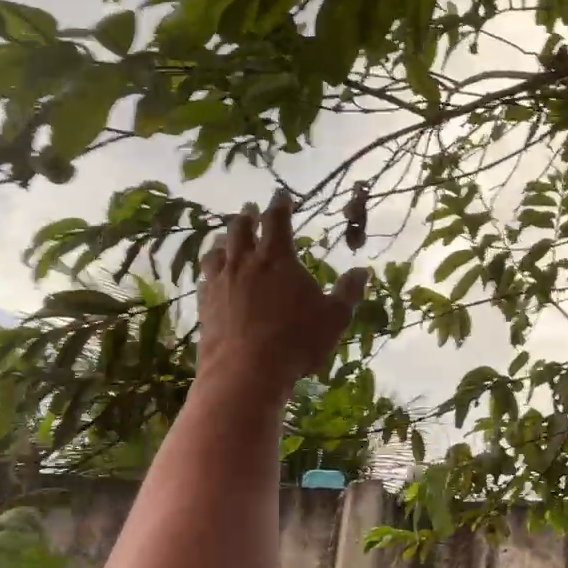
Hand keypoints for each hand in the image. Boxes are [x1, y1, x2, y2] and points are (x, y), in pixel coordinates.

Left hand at [196, 190, 367, 406]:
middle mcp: (245, 263)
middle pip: (241, 229)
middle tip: (250, 209)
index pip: (277, 220)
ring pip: (219, 250)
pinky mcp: (205, 304)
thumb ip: (348, 291)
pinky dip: (211, 267)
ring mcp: (221, 283)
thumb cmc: (297, 341)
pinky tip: (213, 273)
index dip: (280, 204)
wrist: (246, 372)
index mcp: (278, 258)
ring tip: (227, 236)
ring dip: (225, 238)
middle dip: (248, 216)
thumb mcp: (334, 317)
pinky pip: (206, 277)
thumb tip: (363, 270)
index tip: (281, 195)